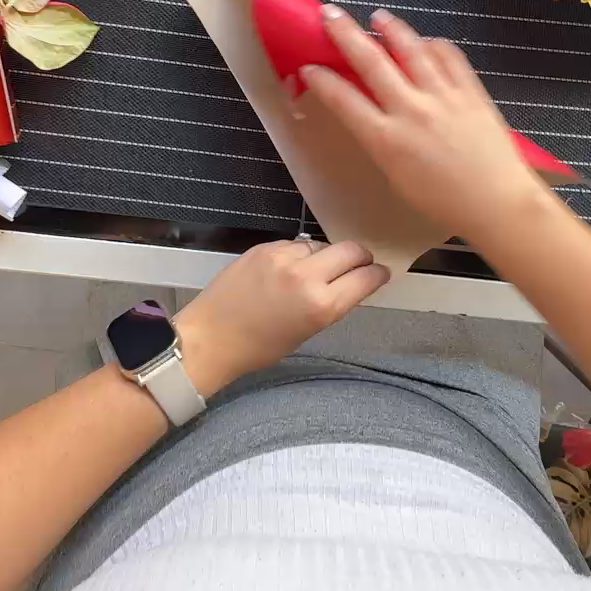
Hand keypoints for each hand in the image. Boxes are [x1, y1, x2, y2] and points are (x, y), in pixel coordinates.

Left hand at [174, 240, 388, 395]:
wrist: (211, 337)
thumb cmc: (259, 347)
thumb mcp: (307, 332)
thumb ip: (331, 304)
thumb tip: (351, 283)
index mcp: (321, 305)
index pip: (365, 278)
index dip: (377, 274)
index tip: (379, 273)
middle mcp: (305, 276)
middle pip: (350, 250)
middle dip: (360, 257)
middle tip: (359, 265)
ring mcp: (283, 256)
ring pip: (320, 244)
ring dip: (325, 255)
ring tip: (316, 271)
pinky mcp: (264, 247)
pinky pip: (295, 244)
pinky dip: (299, 254)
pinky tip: (290, 269)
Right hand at [297, 6, 552, 244]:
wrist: (497, 203)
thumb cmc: (443, 202)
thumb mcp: (396, 177)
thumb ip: (381, 141)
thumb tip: (372, 114)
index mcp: (386, 140)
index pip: (343, 99)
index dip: (322, 80)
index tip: (309, 66)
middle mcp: (411, 111)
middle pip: (372, 62)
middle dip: (346, 34)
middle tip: (329, 13)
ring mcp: (442, 96)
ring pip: (411, 49)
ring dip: (391, 29)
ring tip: (378, 17)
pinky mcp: (470, 91)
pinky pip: (449, 56)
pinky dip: (433, 44)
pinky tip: (425, 41)